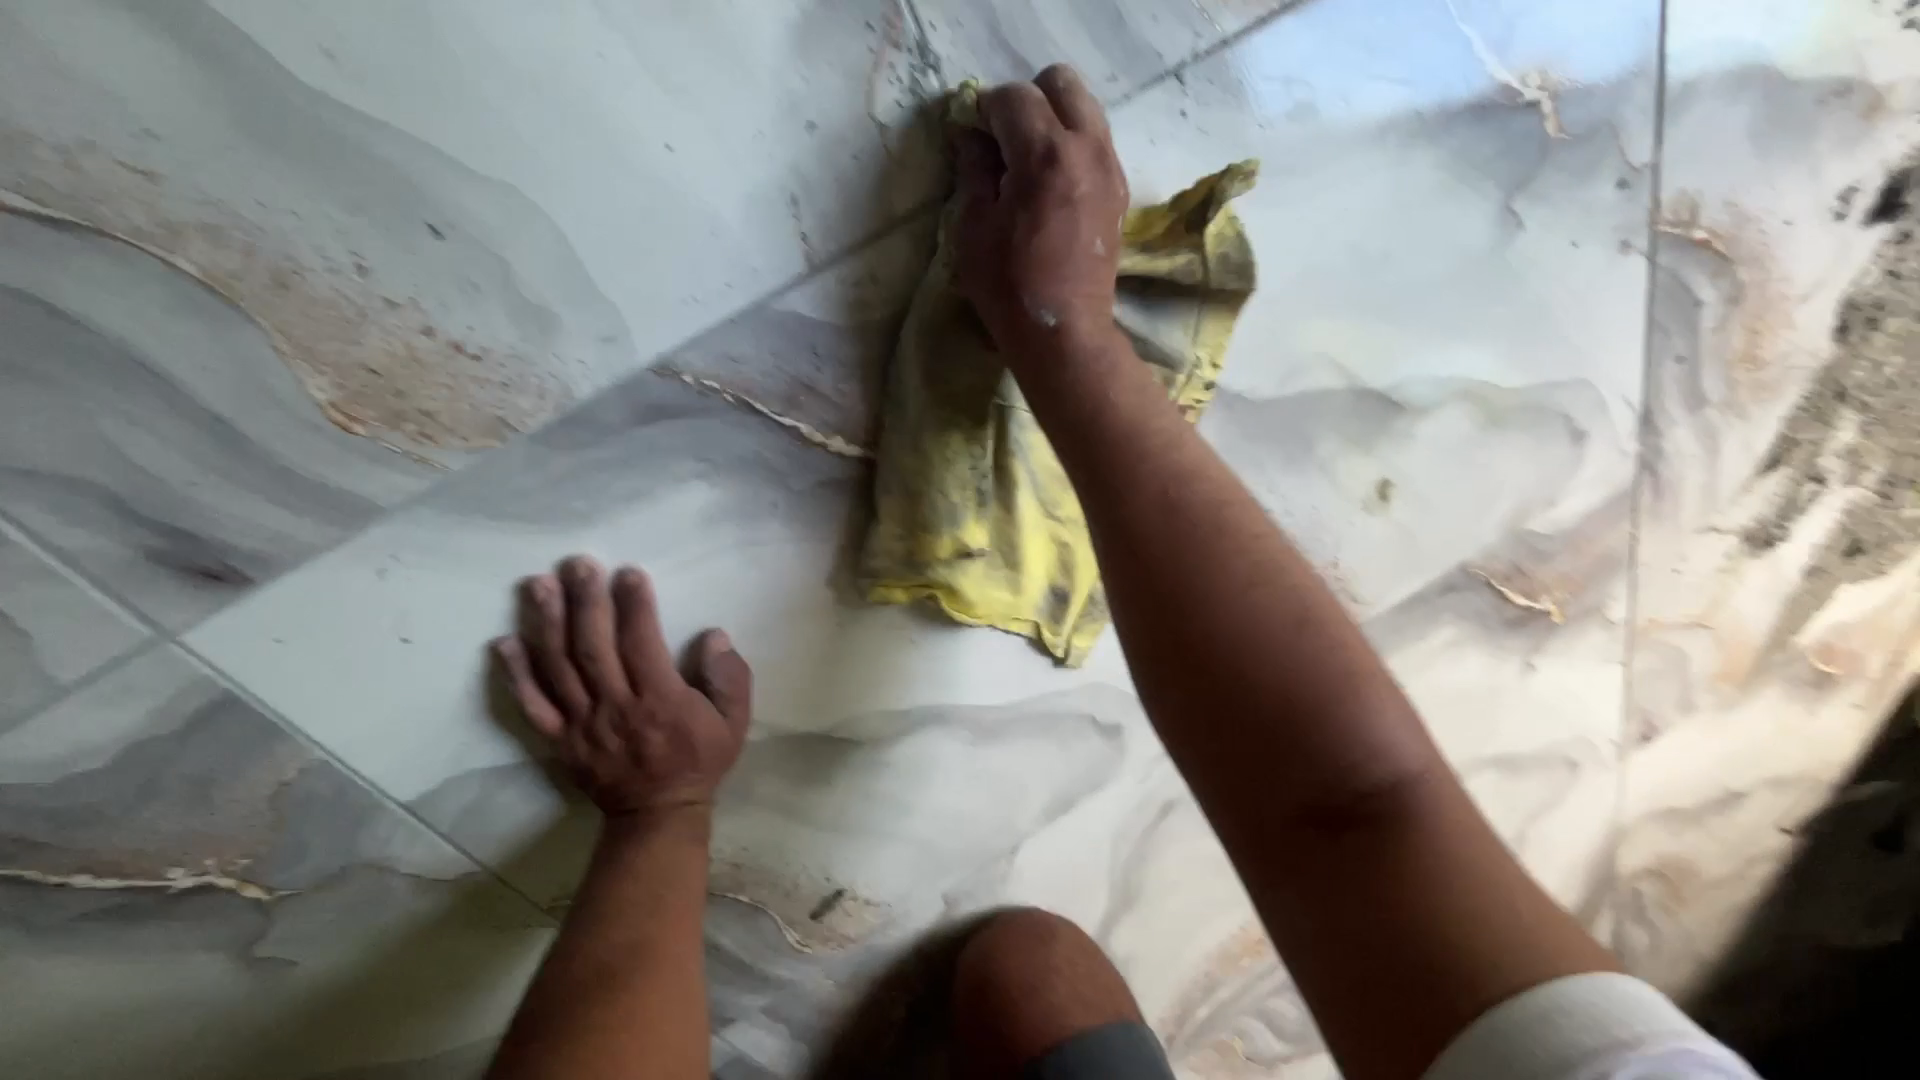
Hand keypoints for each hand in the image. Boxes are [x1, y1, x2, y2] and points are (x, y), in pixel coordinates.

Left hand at [493, 556, 751, 819]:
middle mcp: (616, 706)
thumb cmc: (699, 761)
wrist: (657, 814)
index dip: (635, 605)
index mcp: (660, 700)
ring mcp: (582, 723)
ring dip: (547, 624)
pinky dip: (516, 674)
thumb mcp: (734, 722)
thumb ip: (730, 678)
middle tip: (578, 564)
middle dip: (586, 602)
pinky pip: (533, 705)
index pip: (642, 642)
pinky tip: (504, 642)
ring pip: (559, 667)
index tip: (628, 572)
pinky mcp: (559, 739)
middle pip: (594, 647)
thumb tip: (714, 636)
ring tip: (538, 585)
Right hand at [954, 64, 1128, 356]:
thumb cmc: (1009, 288)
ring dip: (1053, 121)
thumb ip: (974, 170)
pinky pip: (1096, 141)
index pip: (1013, 96)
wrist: (1064, 332)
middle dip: (1027, 101)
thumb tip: (973, 137)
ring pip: (1084, 108)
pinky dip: (1072, 146)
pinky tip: (1051, 184)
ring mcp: (1110, 168)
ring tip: (1028, 163)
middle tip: (1004, 141)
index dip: (984, 111)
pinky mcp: (1119, 190)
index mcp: (1045, 155)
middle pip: (1060, 82)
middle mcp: (1086, 149)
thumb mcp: (973, 228)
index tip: (971, 138)